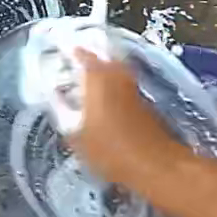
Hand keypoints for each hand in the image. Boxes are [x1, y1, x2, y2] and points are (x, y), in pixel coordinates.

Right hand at [68, 49, 187, 188]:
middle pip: (105, 60)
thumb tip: (59, 105)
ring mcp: (134, 90)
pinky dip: (117, 89)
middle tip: (80, 64)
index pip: (84, 57)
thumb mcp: (77, 139)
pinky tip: (108, 103)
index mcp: (98, 80)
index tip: (67, 51)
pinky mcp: (147, 104)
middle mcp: (118, 78)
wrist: (157, 165)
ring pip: (118, 73)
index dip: (75, 53)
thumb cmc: (112, 151)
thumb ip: (65, 118)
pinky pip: (126, 88)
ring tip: (92, 83)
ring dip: (107, 73)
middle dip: (93, 60)